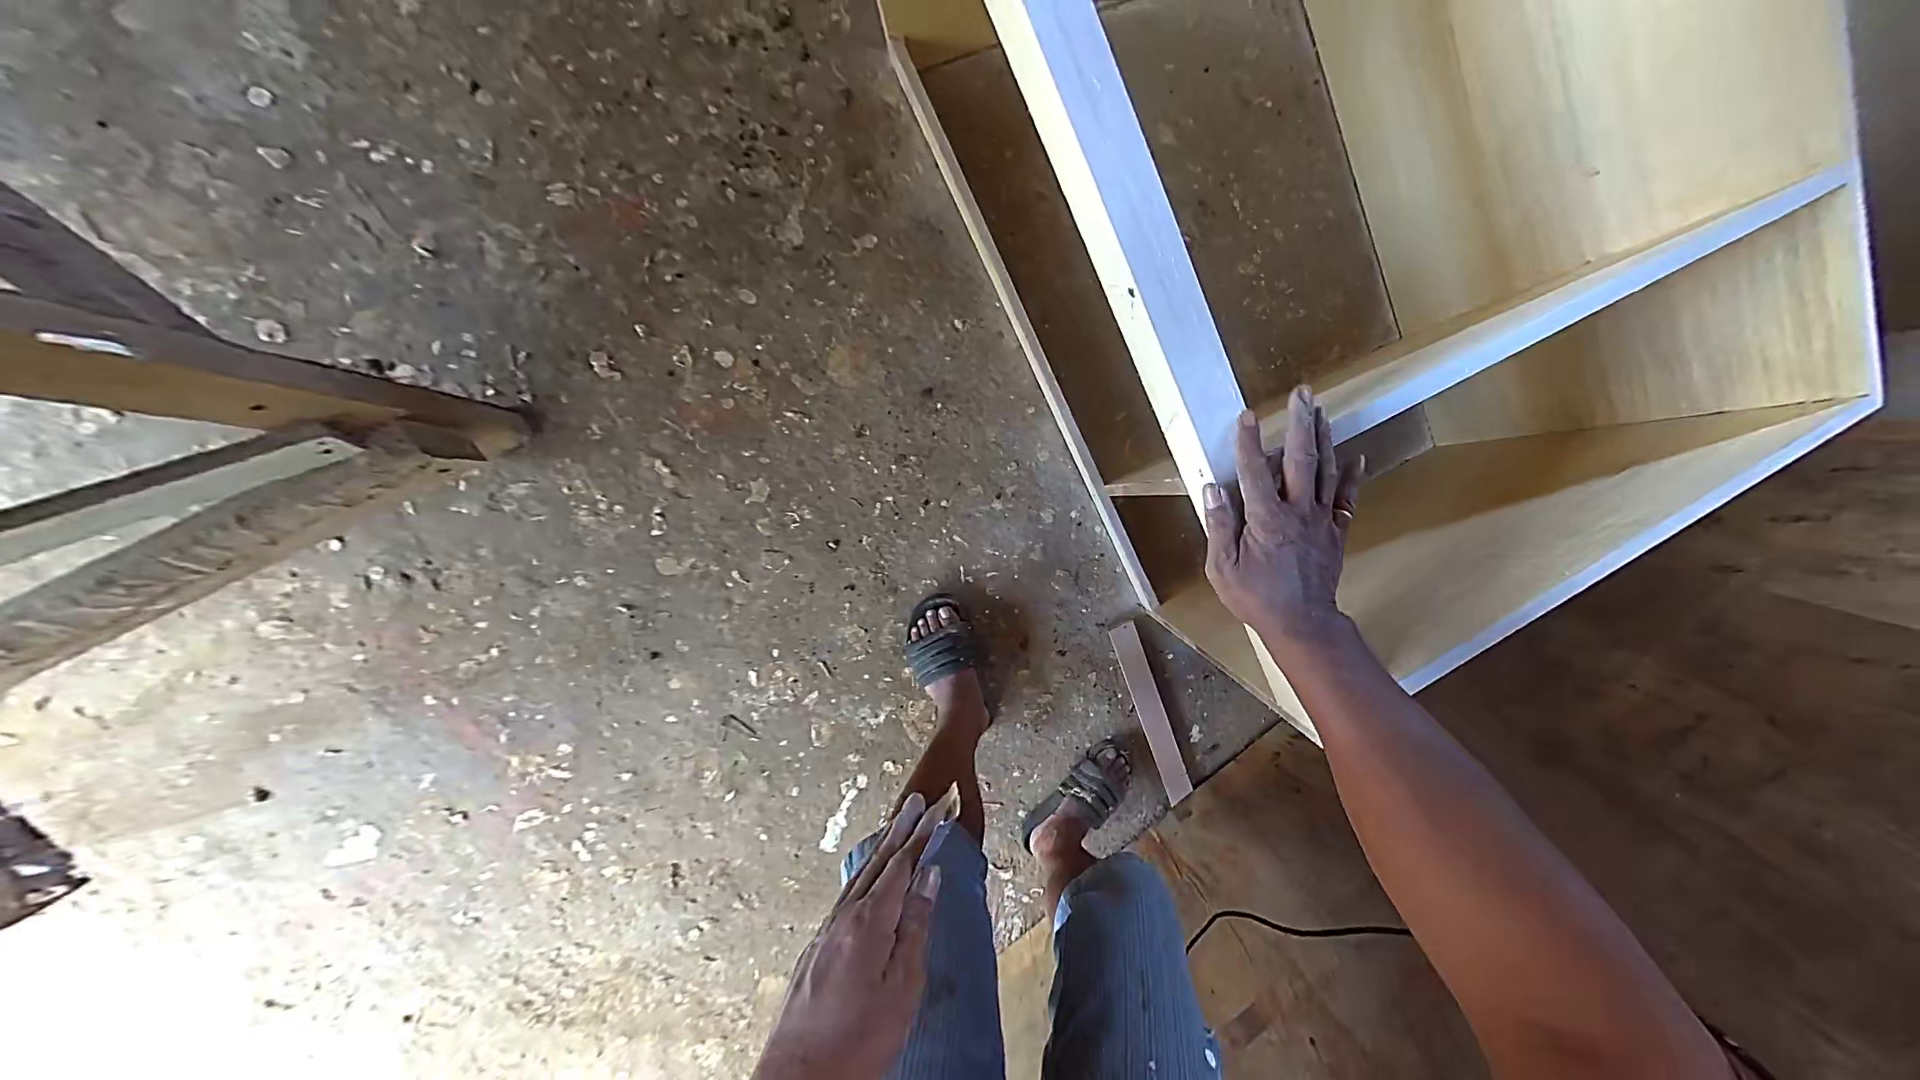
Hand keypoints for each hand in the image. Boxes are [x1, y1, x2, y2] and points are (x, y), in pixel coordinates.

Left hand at [753, 790, 948, 1079]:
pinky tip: (869, 875)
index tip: (938, 807)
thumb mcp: (903, 986)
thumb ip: (915, 926)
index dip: (922, 833)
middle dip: (902, 827)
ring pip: (860, 875)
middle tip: (918, 800)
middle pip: (879, 861)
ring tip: (897, 824)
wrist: (798, 1077)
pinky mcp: (817, 946)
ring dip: (883, 846)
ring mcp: (827, 929)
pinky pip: (848, 892)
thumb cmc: (858, 1040)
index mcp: (869, 920)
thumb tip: (928, 877)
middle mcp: (844, 915)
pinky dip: (866, 872)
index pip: (902, 864)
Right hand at [1202, 386, 1362, 651]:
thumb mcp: (1222, 567)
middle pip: (1301, 459)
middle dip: (1300, 423)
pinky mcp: (1335, 531)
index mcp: (1266, 519)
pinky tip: (1354, 456)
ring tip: (1321, 411)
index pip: (1254, 471)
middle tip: (1302, 394)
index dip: (1248, 442)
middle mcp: (1297, 511)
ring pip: (1326, 470)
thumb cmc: (1255, 597)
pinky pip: (1346, 498)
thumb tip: (1213, 489)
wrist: (1302, 623)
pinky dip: (1351, 476)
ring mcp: (1321, 519)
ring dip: (1323, 438)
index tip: (1246, 415)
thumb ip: (1219, 526)